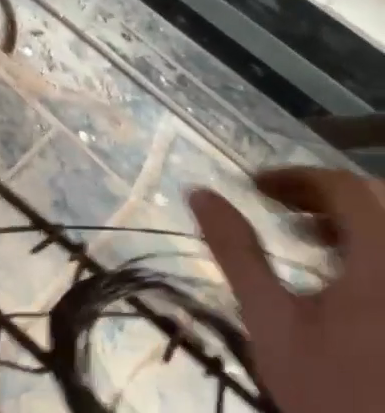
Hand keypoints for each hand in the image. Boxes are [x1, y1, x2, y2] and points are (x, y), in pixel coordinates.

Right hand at [191, 167, 384, 412]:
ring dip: (358, 223)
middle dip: (330, 198)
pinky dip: (375, 250)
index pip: (349, 190)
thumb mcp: (270, 319)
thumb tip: (199, 192)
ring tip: (315, 241)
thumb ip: (238, 251)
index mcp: (384, 269)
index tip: (254, 188)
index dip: (298, 178)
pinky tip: (351, 276)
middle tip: (282, 210)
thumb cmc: (329, 387)